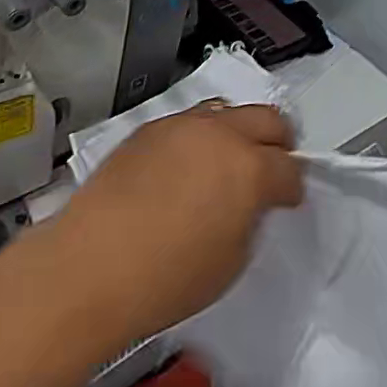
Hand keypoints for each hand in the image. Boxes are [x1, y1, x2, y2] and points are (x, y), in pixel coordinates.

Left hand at [44, 102, 304, 342]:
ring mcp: (178, 126)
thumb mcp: (233, 257)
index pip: (289, 167)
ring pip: (223, 111)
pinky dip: (197, 138)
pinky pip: (185, 122)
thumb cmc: (170, 276)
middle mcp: (217, 134)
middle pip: (266, 118)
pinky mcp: (146, 129)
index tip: (286, 200)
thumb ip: (250, 215)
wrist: (94, 263)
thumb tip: (246, 201)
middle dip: (277, 142)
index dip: (292, 187)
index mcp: (249, 167)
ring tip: (224, 164)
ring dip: (235, 133)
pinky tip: (182, 168)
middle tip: (270, 169)